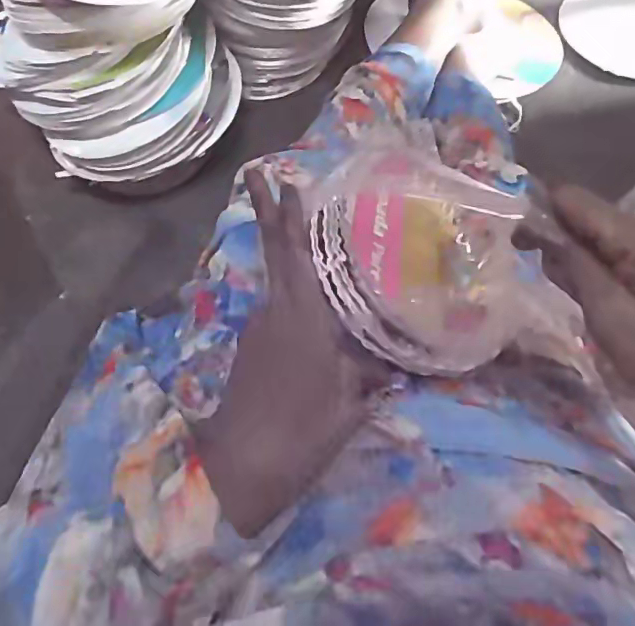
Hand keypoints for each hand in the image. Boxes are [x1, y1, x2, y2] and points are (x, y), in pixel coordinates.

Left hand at [195, 167, 388, 535]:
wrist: (241, 462)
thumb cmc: (302, 431)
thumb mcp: (348, 403)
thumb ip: (368, 371)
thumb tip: (392, 354)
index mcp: (301, 316)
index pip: (293, 253)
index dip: (288, 214)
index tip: (283, 179)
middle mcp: (274, 310)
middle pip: (273, 251)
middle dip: (266, 209)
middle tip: (257, 173)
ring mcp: (257, 325)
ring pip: (277, 279)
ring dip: (285, 254)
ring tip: (308, 240)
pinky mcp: (251, 343)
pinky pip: (276, 307)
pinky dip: (291, 295)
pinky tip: (310, 313)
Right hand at [516, 185, 634, 440]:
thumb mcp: (607, 313)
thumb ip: (569, 260)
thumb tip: (530, 220)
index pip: (574, 199)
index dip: (537, 210)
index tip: (514, 238)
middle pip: (585, 213)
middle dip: (556, 237)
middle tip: (547, 277)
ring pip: (597, 230)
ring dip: (576, 255)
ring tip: (575, 294)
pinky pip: (617, 246)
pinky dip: (596, 263)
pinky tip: (595, 293)